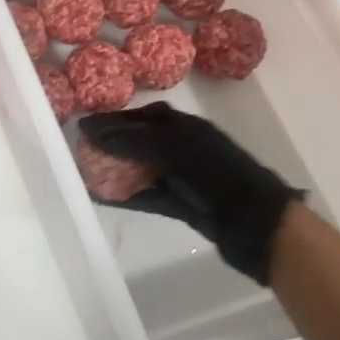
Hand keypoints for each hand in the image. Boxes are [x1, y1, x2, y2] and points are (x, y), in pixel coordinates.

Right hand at [78, 102, 302, 284]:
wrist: (257, 224)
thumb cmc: (218, 177)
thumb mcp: (175, 150)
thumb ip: (134, 140)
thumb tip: (93, 132)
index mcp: (187, 128)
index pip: (144, 116)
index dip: (114, 119)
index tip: (83, 126)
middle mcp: (184, 148)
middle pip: (140, 141)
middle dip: (111, 144)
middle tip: (82, 149)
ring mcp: (183, 177)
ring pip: (142, 169)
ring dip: (116, 170)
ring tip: (87, 172)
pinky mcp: (182, 205)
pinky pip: (147, 196)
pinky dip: (125, 196)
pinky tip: (102, 198)